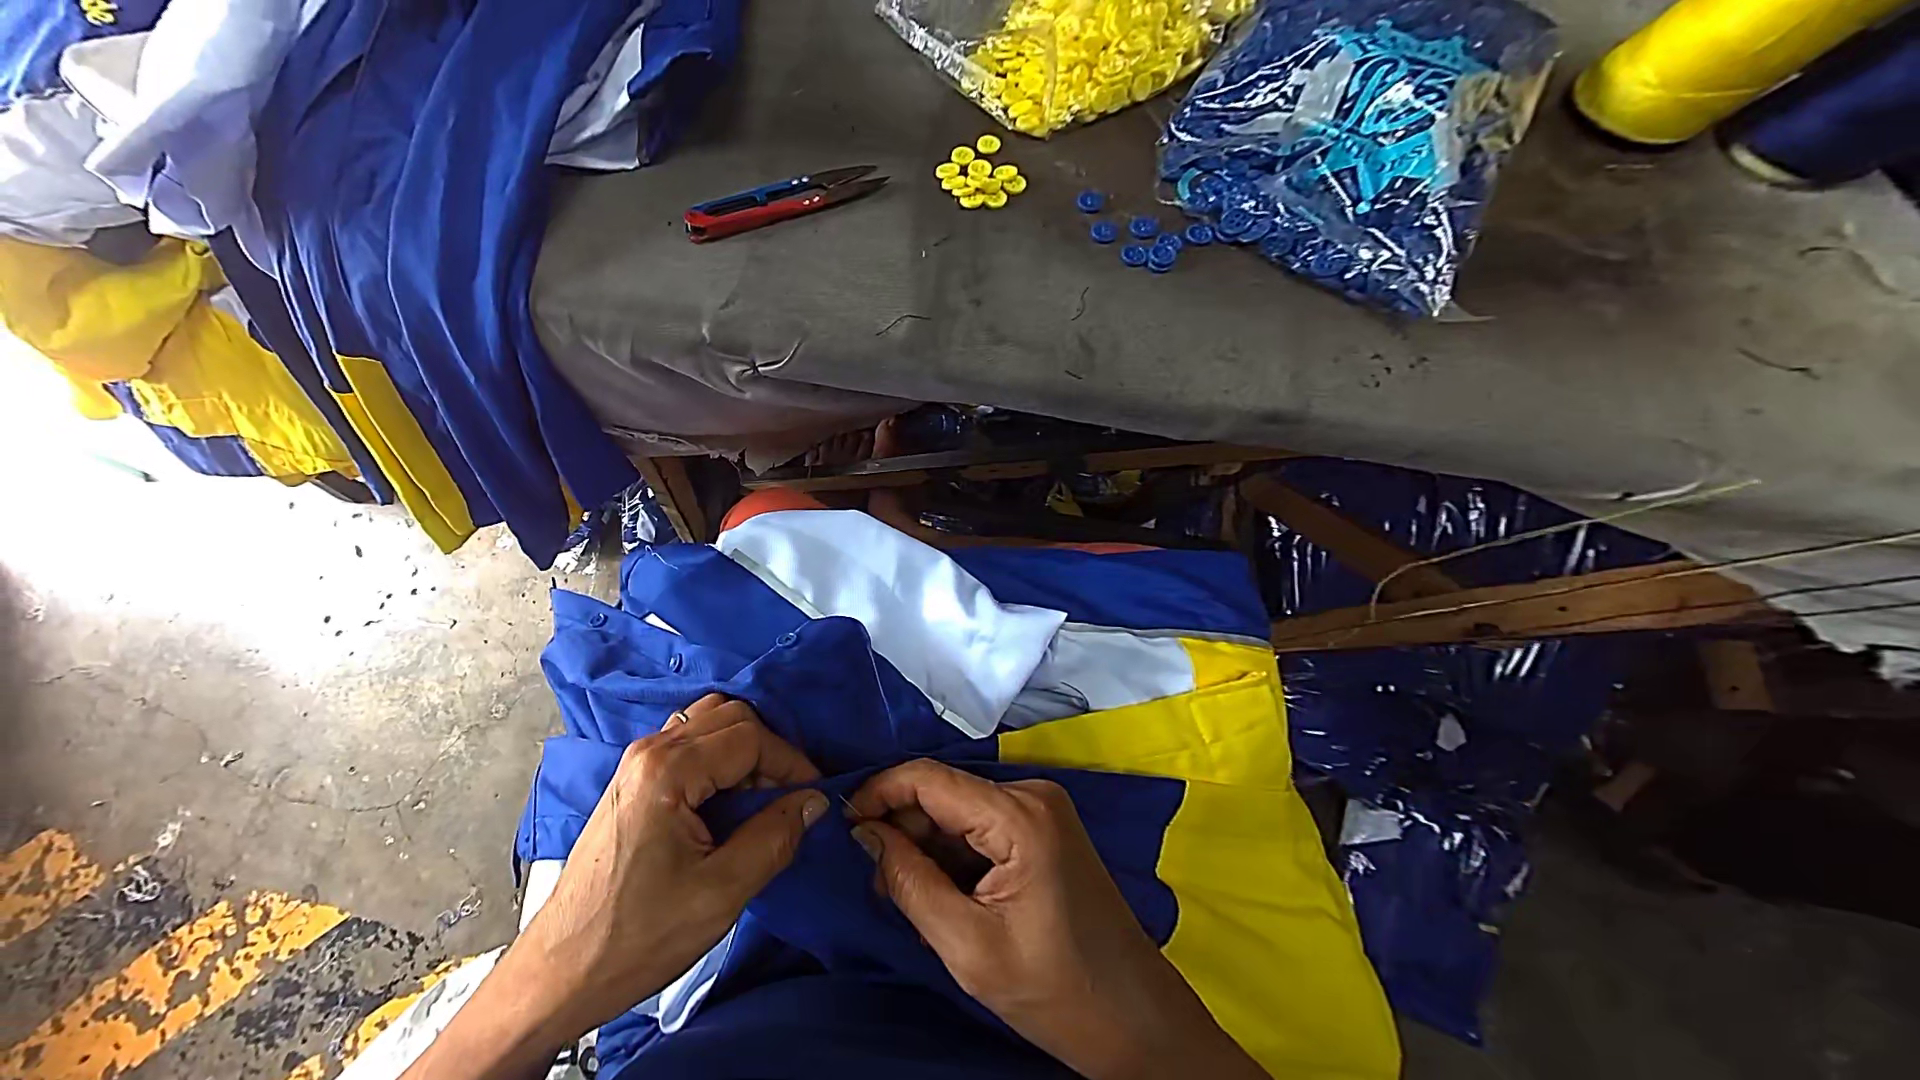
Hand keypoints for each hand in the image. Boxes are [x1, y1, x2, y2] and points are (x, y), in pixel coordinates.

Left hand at [402, 695, 827, 1079]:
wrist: (557, 976)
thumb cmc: (636, 937)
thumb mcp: (721, 894)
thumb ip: (775, 837)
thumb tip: (814, 801)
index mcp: (667, 770)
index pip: (750, 737)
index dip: (792, 762)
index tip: (814, 796)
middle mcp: (649, 751)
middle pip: (731, 717)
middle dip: (770, 753)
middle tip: (787, 800)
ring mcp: (636, 764)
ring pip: (710, 724)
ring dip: (746, 751)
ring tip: (760, 799)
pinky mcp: (633, 781)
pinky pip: (690, 744)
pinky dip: (721, 758)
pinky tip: (729, 799)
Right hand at [848, 760, 1267, 1079]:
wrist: (1133, 1018)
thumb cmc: (1055, 990)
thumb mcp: (968, 946)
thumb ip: (909, 882)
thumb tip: (864, 833)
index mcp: (1020, 815)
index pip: (929, 778)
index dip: (879, 793)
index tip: (842, 826)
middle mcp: (1032, 793)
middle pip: (944, 792)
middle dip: (902, 827)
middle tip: (874, 879)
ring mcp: (1042, 808)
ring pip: (959, 810)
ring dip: (925, 844)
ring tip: (904, 893)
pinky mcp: (1044, 827)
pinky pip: (981, 824)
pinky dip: (953, 852)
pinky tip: (940, 889)